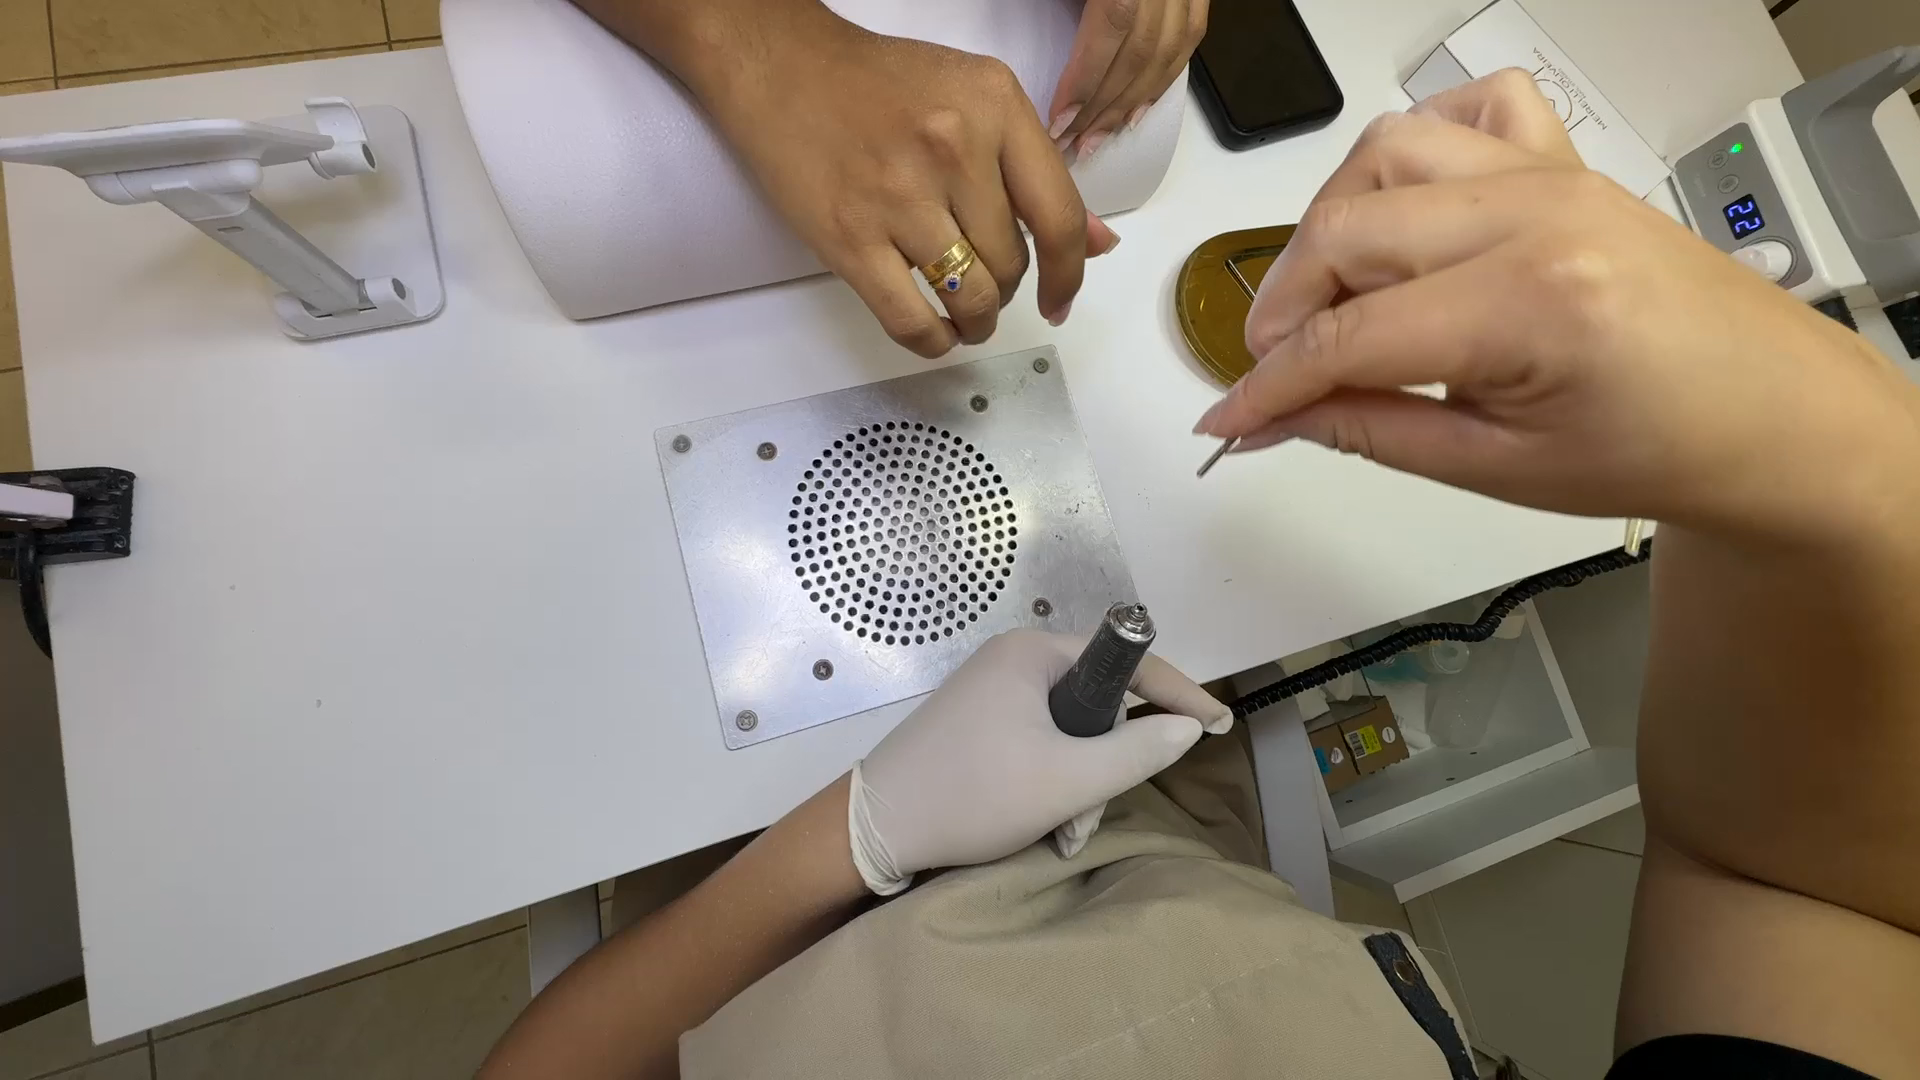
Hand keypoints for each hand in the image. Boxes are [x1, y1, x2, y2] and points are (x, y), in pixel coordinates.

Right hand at [690, 9, 1119, 357]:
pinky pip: (912, 322)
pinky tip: (937, 333)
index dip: (1069, 277)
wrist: (781, 67)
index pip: (1060, 217)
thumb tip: (1099, 244)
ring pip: (971, 299)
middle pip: (1012, 266)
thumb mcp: (975, 101)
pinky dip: (934, 342)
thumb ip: (1037, 174)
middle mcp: (953, 147)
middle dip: (1006, 292)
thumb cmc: (880, 88)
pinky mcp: (851, 240)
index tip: (1059, 304)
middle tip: (984, 285)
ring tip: (965, 316)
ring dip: (976, 323)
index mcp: (995, 106)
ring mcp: (899, 197)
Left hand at [848, 629, 1230, 894]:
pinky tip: (1039, 820)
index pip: (1126, 662)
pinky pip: (1038, 739)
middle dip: (1105, 763)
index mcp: (1034, 653)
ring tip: (1058, 829)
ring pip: (1067, 730)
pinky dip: (1050, 778)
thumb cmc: (974, 793)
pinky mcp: (978, 720)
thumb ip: (1137, 752)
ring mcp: (992, 690)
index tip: (1218, 726)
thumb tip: (1188, 728)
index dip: (1177, 694)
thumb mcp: (1067, 780)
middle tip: (1087, 814)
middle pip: (1096, 703)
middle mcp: (1014, 660)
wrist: (876, 825)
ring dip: (1077, 782)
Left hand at [1048, 0, 1208, 160]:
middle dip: (1102, 107)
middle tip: (1074, 142)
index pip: (1113, 24)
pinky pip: (1190, 36)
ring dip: (1130, 105)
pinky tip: (1137, 112)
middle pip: (1140, 52)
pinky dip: (1164, 80)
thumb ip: (1061, 7)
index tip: (1060, 122)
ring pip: (1167, 53)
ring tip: (1099, 138)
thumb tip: (1037, 55)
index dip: (1086, 81)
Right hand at [1194, 72, 1919, 543]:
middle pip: (1343, 233)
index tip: (1224, 420)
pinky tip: (1399, 217)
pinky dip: (1406, 155)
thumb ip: (1356, 429)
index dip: (1265, 386)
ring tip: (1329, 299)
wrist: (1764, 413)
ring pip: (1382, 156)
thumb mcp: (1480, 464)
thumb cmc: (1640, 450)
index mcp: (1529, 304)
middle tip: (1277, 371)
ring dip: (1327, 230)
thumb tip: (1264, 419)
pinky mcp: (1560, 160)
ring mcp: (1551, 172)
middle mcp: (1536, 213)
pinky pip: (1463, 113)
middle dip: (1282, 311)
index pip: (1343, 338)